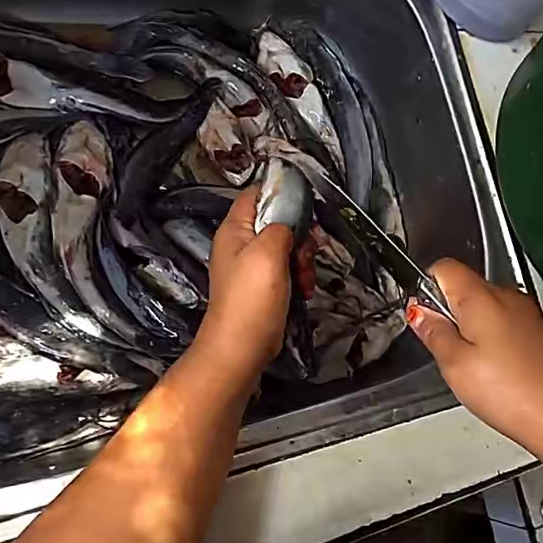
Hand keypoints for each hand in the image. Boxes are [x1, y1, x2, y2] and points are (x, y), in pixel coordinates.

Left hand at [192, 186, 293, 380]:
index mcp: (234, 229)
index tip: (306, 207)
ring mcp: (250, 266)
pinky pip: (285, 269)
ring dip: (302, 259)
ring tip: (305, 279)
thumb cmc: (251, 300)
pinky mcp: (261, 286)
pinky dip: (297, 276)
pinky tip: (304, 290)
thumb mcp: (268, 253)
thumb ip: (280, 226)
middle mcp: (240, 243)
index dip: (281, 194)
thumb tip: (289, 218)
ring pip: (286, 247)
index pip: (256, 193)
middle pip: (277, 221)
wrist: (240, 349)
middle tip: (308, 252)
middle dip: (300, 235)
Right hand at [407, 259, 542, 453]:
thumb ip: (433, 332)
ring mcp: (527, 314)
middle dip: (449, 315)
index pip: (444, 267)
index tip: (425, 319)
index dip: (426, 289)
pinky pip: (506, 327)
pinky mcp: (539, 333)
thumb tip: (419, 313)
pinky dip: (494, 345)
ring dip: (472, 332)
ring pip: (486, 310)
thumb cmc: (515, 391)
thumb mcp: (455, 365)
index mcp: (481, 297)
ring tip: (475, 369)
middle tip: (449, 353)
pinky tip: (495, 374)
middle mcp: (508, 296)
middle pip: (465, 288)